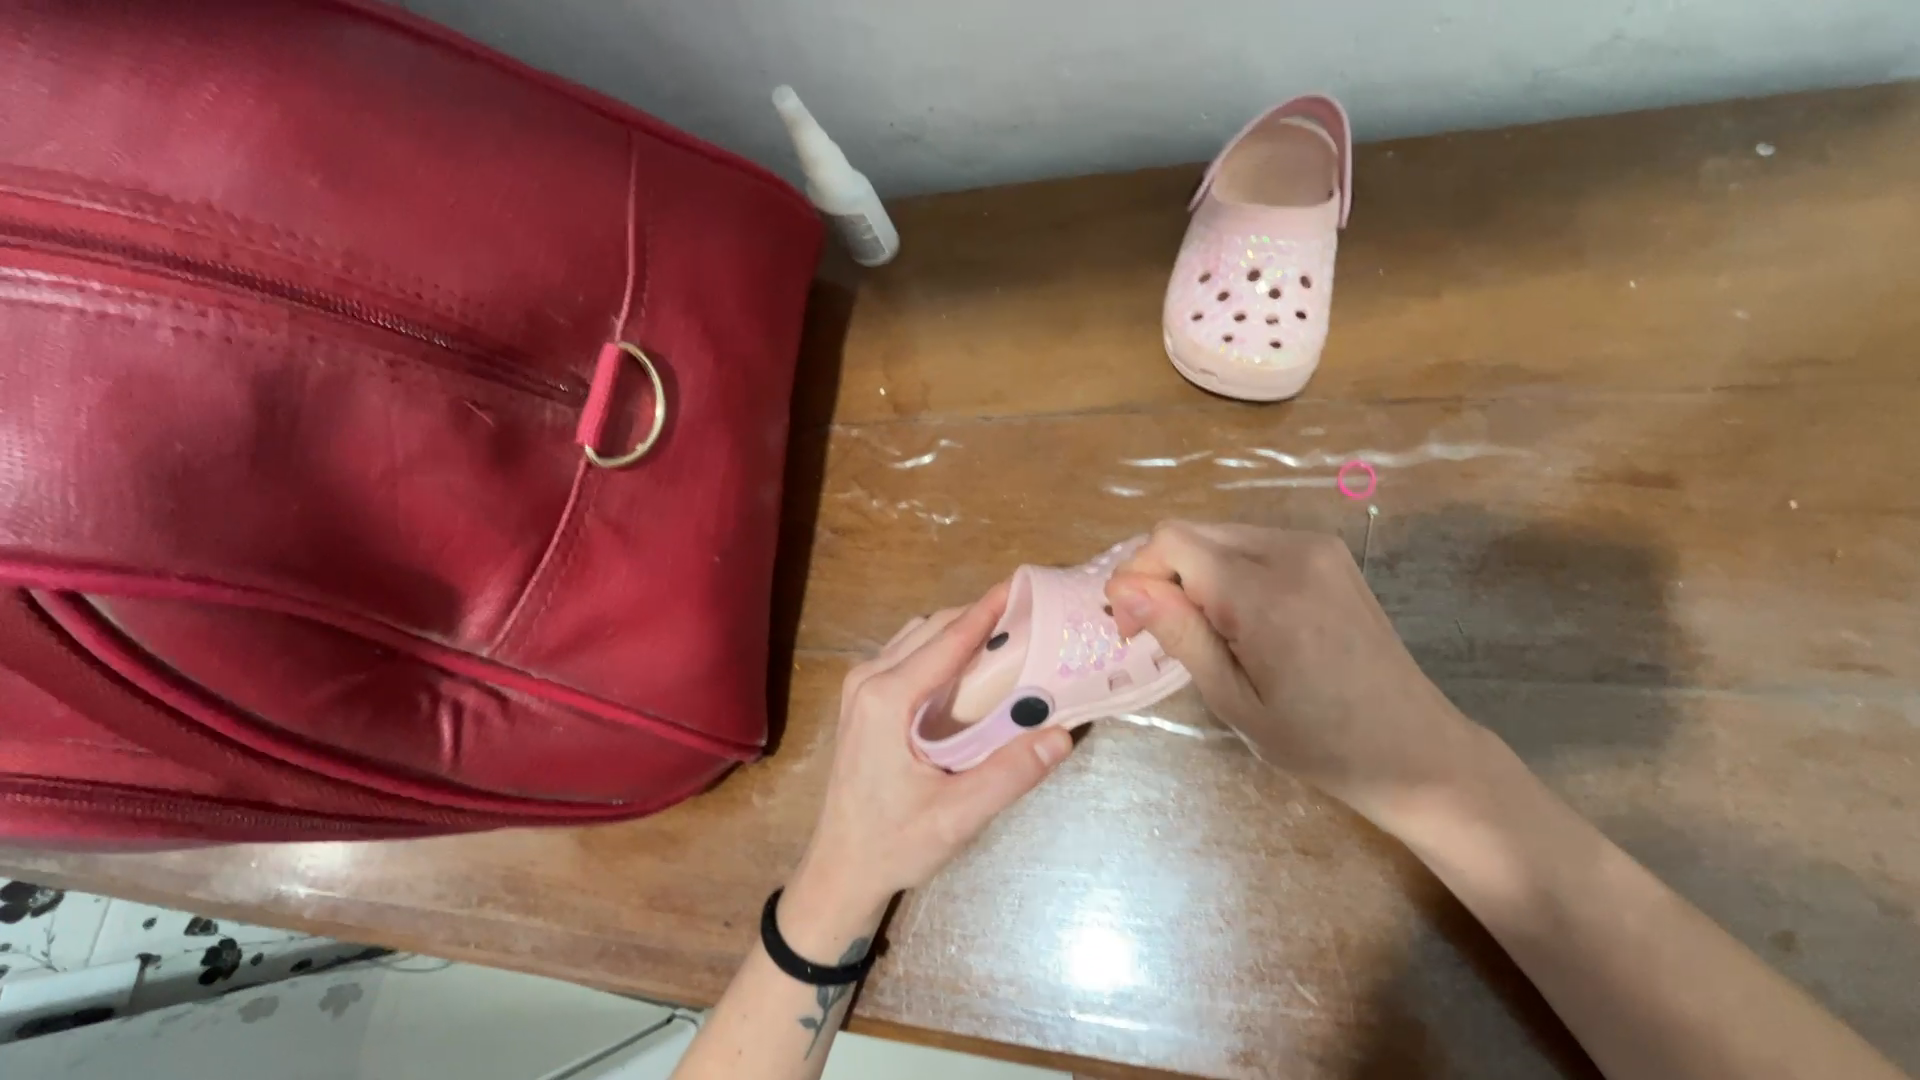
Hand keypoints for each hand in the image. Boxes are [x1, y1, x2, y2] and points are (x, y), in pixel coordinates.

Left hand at [790, 583, 1075, 924]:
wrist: (841, 868)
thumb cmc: (895, 843)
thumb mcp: (957, 816)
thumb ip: (1009, 775)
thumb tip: (1062, 735)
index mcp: (886, 698)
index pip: (948, 639)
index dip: (987, 610)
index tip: (1022, 584)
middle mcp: (868, 679)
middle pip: (932, 628)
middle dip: (979, 616)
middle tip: (1029, 615)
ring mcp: (859, 686)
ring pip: (918, 637)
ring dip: (959, 630)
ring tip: (1007, 636)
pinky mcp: (861, 698)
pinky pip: (907, 654)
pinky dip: (941, 648)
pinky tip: (971, 666)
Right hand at [1104, 522, 1485, 832]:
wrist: (1414, 749)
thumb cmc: (1318, 743)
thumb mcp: (1234, 701)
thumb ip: (1179, 634)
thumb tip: (1123, 589)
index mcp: (1267, 594)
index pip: (1171, 541)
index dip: (1137, 577)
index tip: (1131, 629)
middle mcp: (1293, 552)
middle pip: (1191, 533)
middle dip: (1160, 576)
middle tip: (1161, 635)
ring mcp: (1317, 547)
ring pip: (1218, 536)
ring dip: (1193, 575)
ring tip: (1204, 633)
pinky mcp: (1328, 554)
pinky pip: (1251, 545)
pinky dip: (1226, 573)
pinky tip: (1240, 620)